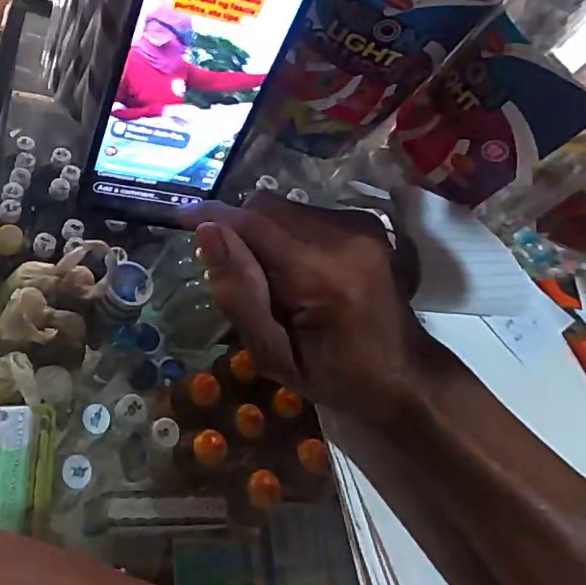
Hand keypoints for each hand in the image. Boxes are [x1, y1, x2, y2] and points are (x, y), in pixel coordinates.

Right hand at [183, 194, 457, 426]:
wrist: (404, 376)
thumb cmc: (334, 377)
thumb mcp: (273, 356)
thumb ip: (238, 293)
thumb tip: (207, 232)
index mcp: (320, 276)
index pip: (253, 224)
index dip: (213, 215)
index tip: (181, 217)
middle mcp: (344, 238)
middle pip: (267, 207)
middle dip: (238, 226)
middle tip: (229, 266)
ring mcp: (361, 226)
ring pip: (285, 207)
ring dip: (261, 228)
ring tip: (265, 273)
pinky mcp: (367, 223)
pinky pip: (306, 212)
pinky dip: (285, 231)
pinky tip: (292, 266)